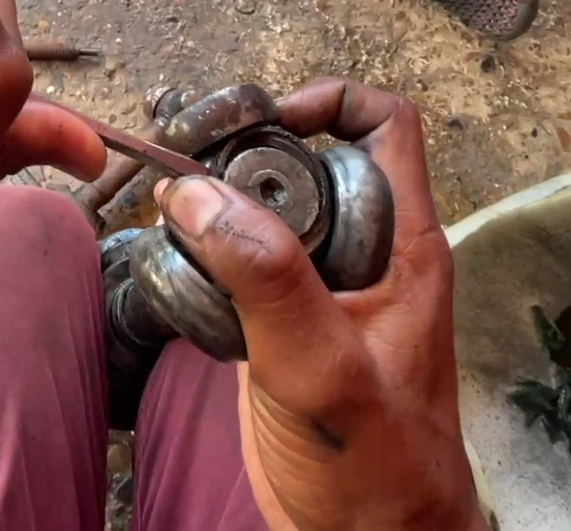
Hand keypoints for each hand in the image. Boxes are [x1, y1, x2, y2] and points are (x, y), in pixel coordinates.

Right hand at [154, 79, 485, 530]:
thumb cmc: (372, 467)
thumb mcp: (323, 370)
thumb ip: (268, 279)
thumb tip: (195, 190)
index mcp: (401, 241)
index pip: (385, 127)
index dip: (329, 102)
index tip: (264, 124)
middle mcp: (360, 245)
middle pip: (306, 156)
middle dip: (247, 152)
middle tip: (188, 171)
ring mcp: (316, 277)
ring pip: (265, 200)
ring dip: (216, 197)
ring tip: (169, 211)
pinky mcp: (277, 307)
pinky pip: (238, 248)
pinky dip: (203, 241)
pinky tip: (174, 258)